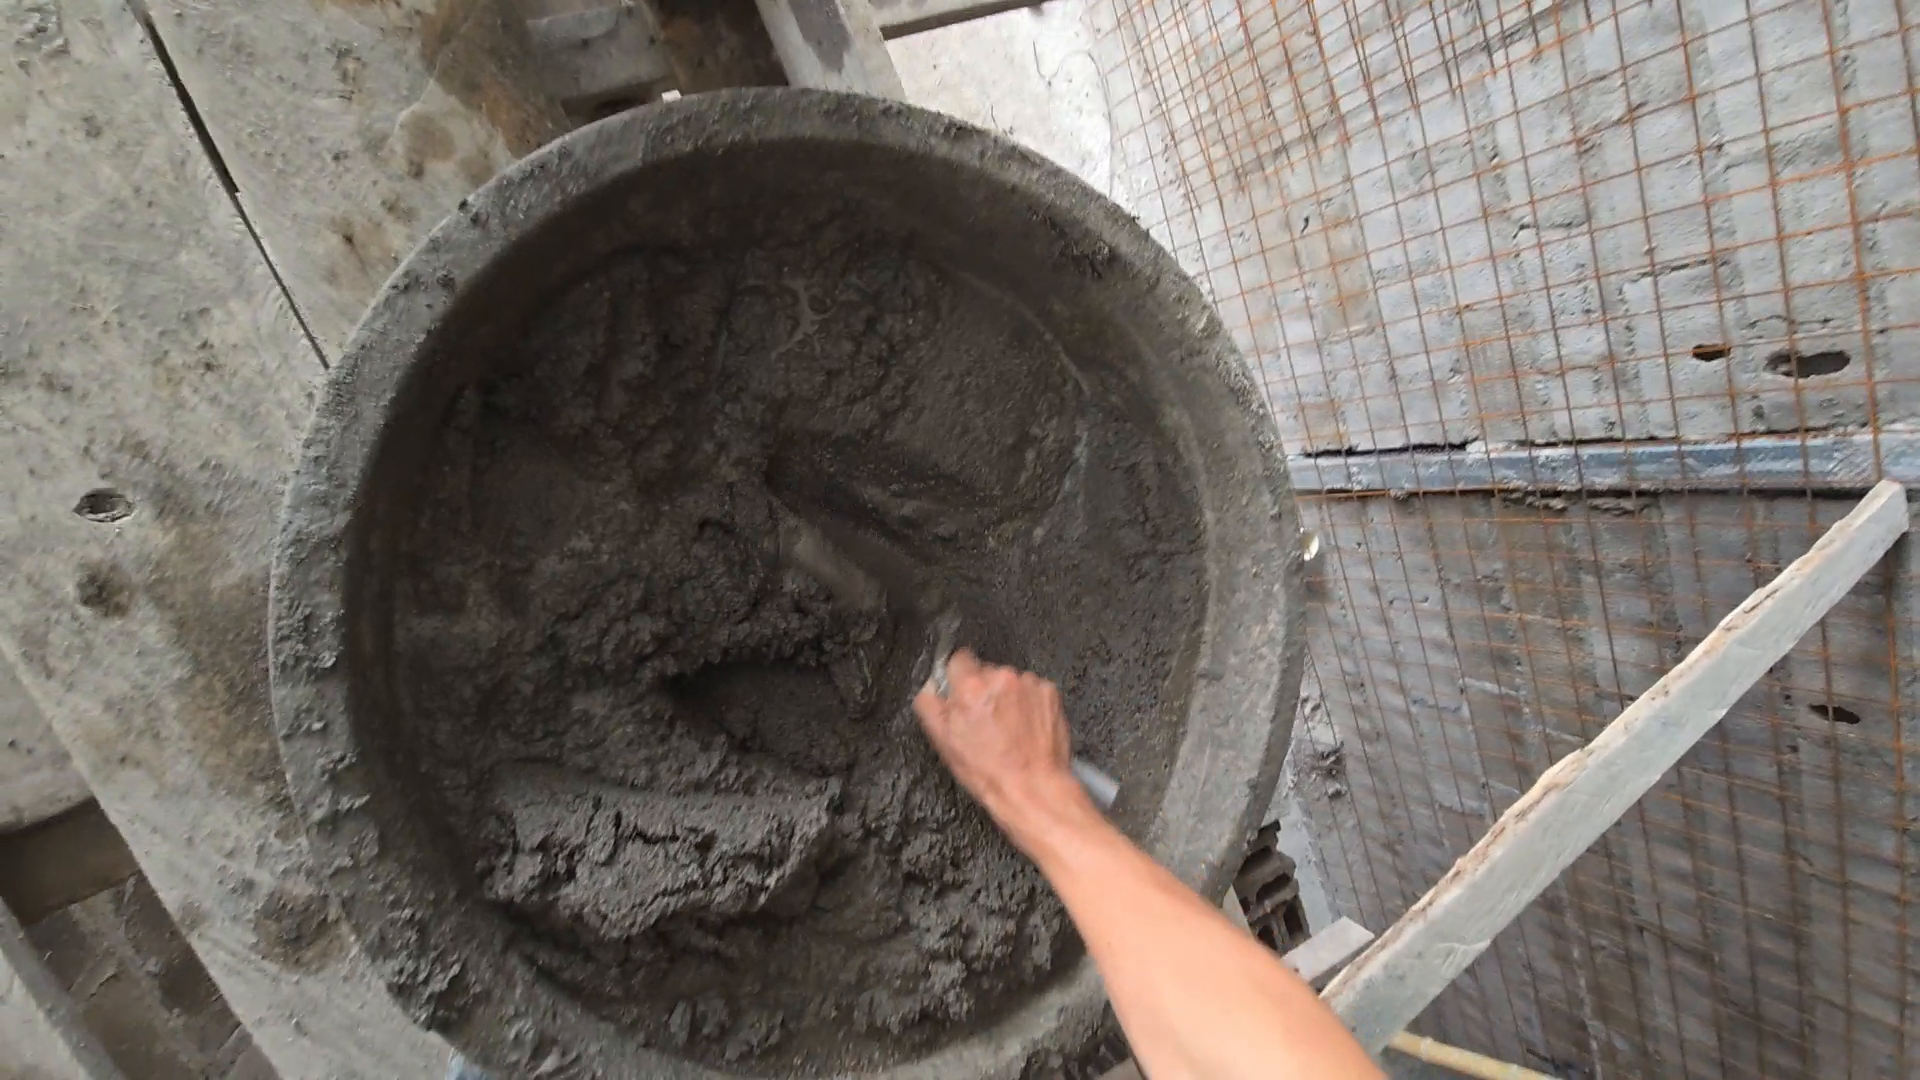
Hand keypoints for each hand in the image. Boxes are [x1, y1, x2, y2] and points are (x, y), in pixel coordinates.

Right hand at [914, 650, 1092, 848]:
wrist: (1033, 788)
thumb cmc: (989, 772)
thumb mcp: (943, 742)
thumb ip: (929, 705)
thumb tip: (930, 687)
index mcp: (970, 686)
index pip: (959, 658)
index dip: (959, 678)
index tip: (963, 693)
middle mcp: (1000, 677)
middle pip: (986, 671)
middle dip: (984, 690)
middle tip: (986, 721)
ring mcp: (1027, 683)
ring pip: (1010, 681)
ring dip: (1008, 697)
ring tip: (1009, 729)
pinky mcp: (1049, 693)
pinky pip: (1033, 690)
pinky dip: (1029, 704)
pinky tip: (1026, 728)